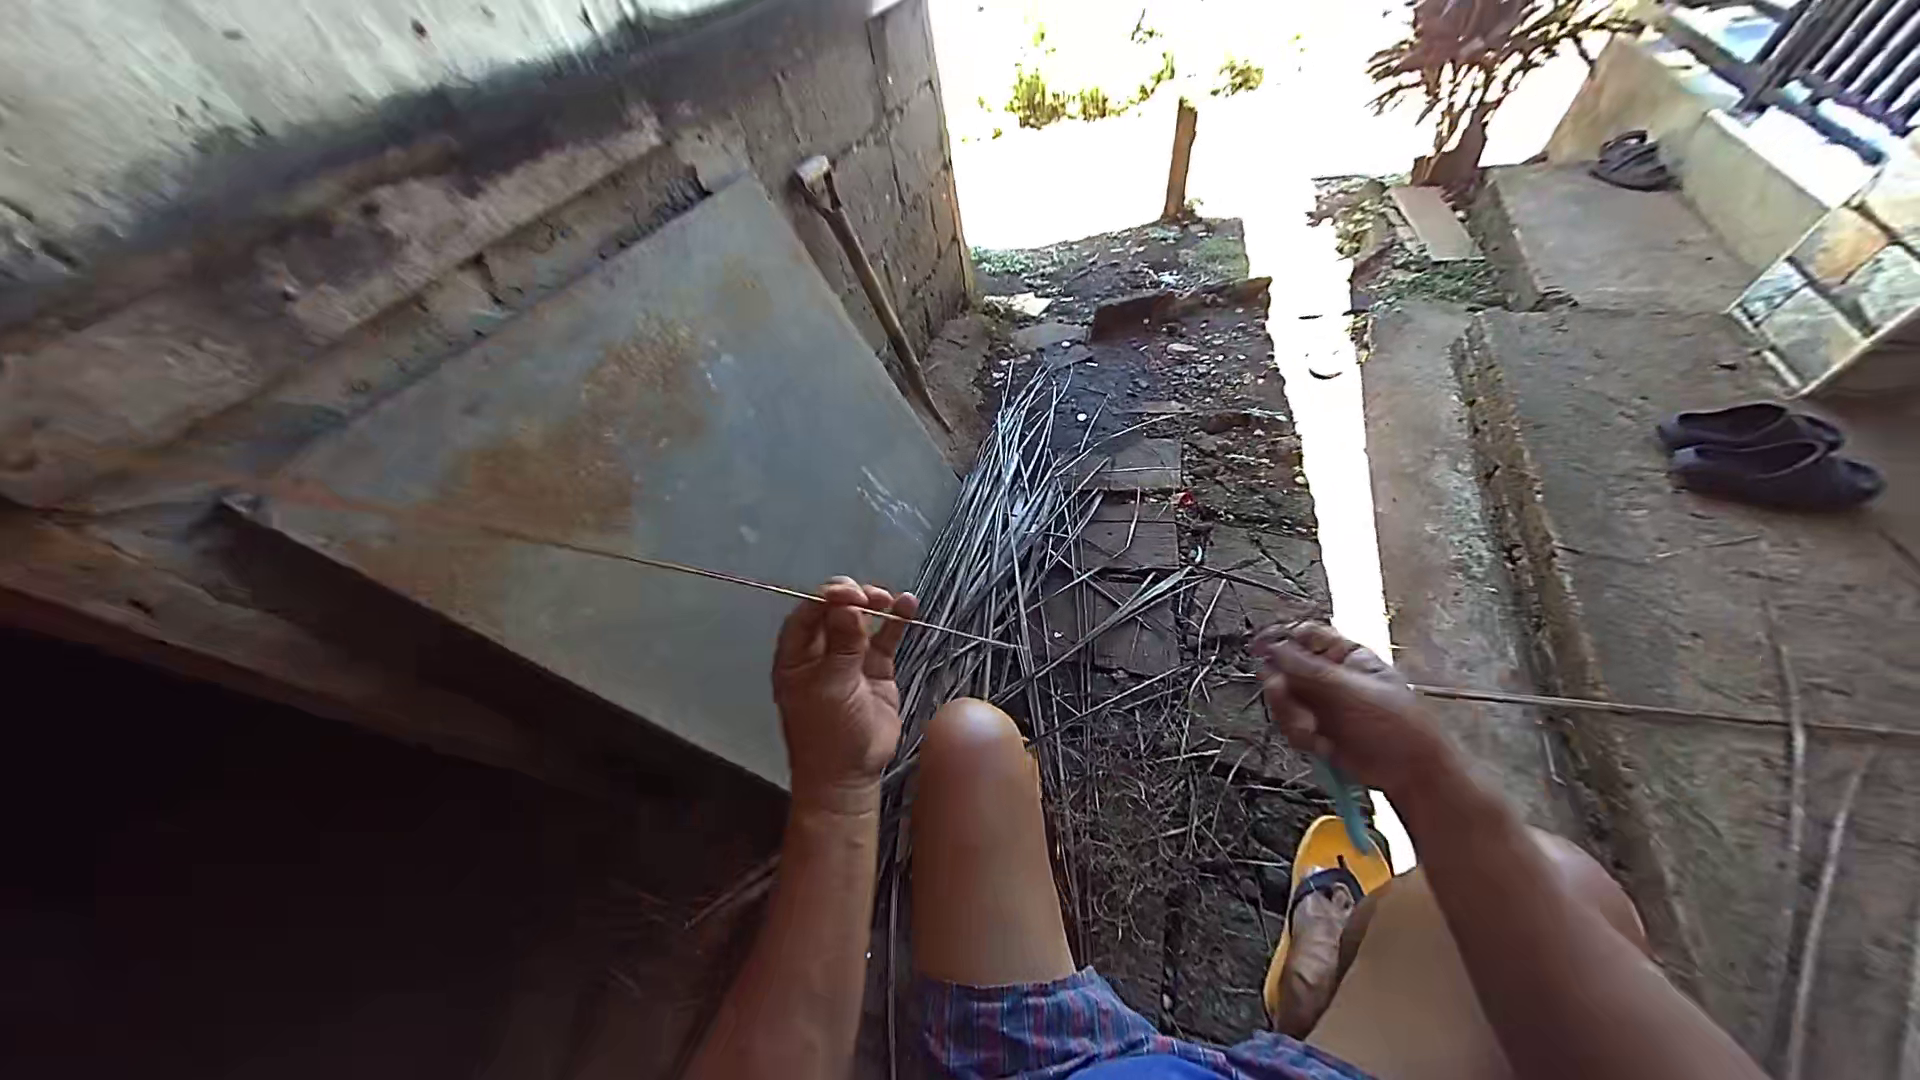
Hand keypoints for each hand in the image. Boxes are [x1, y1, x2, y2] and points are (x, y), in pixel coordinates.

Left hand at [772, 576, 917, 813]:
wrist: (850, 775)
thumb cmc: (827, 734)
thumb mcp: (830, 687)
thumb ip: (841, 646)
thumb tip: (848, 606)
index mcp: (797, 655)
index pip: (808, 614)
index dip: (827, 598)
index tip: (848, 592)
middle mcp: (822, 651)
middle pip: (836, 610)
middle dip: (852, 597)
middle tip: (869, 596)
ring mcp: (851, 657)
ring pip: (862, 619)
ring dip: (875, 604)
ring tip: (888, 599)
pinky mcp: (877, 668)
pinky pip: (886, 637)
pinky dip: (897, 622)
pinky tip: (907, 606)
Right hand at [1254, 622, 1459, 800]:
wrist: (1411, 775)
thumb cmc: (1397, 725)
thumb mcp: (1350, 689)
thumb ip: (1307, 668)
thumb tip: (1273, 648)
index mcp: (1343, 656)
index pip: (1302, 636)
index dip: (1279, 639)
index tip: (1260, 648)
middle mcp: (1327, 677)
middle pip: (1283, 668)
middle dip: (1283, 688)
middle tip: (1284, 694)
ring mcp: (1319, 703)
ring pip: (1281, 699)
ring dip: (1291, 716)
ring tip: (1312, 730)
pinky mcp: (1313, 728)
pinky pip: (1287, 724)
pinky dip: (1299, 735)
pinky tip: (1321, 744)